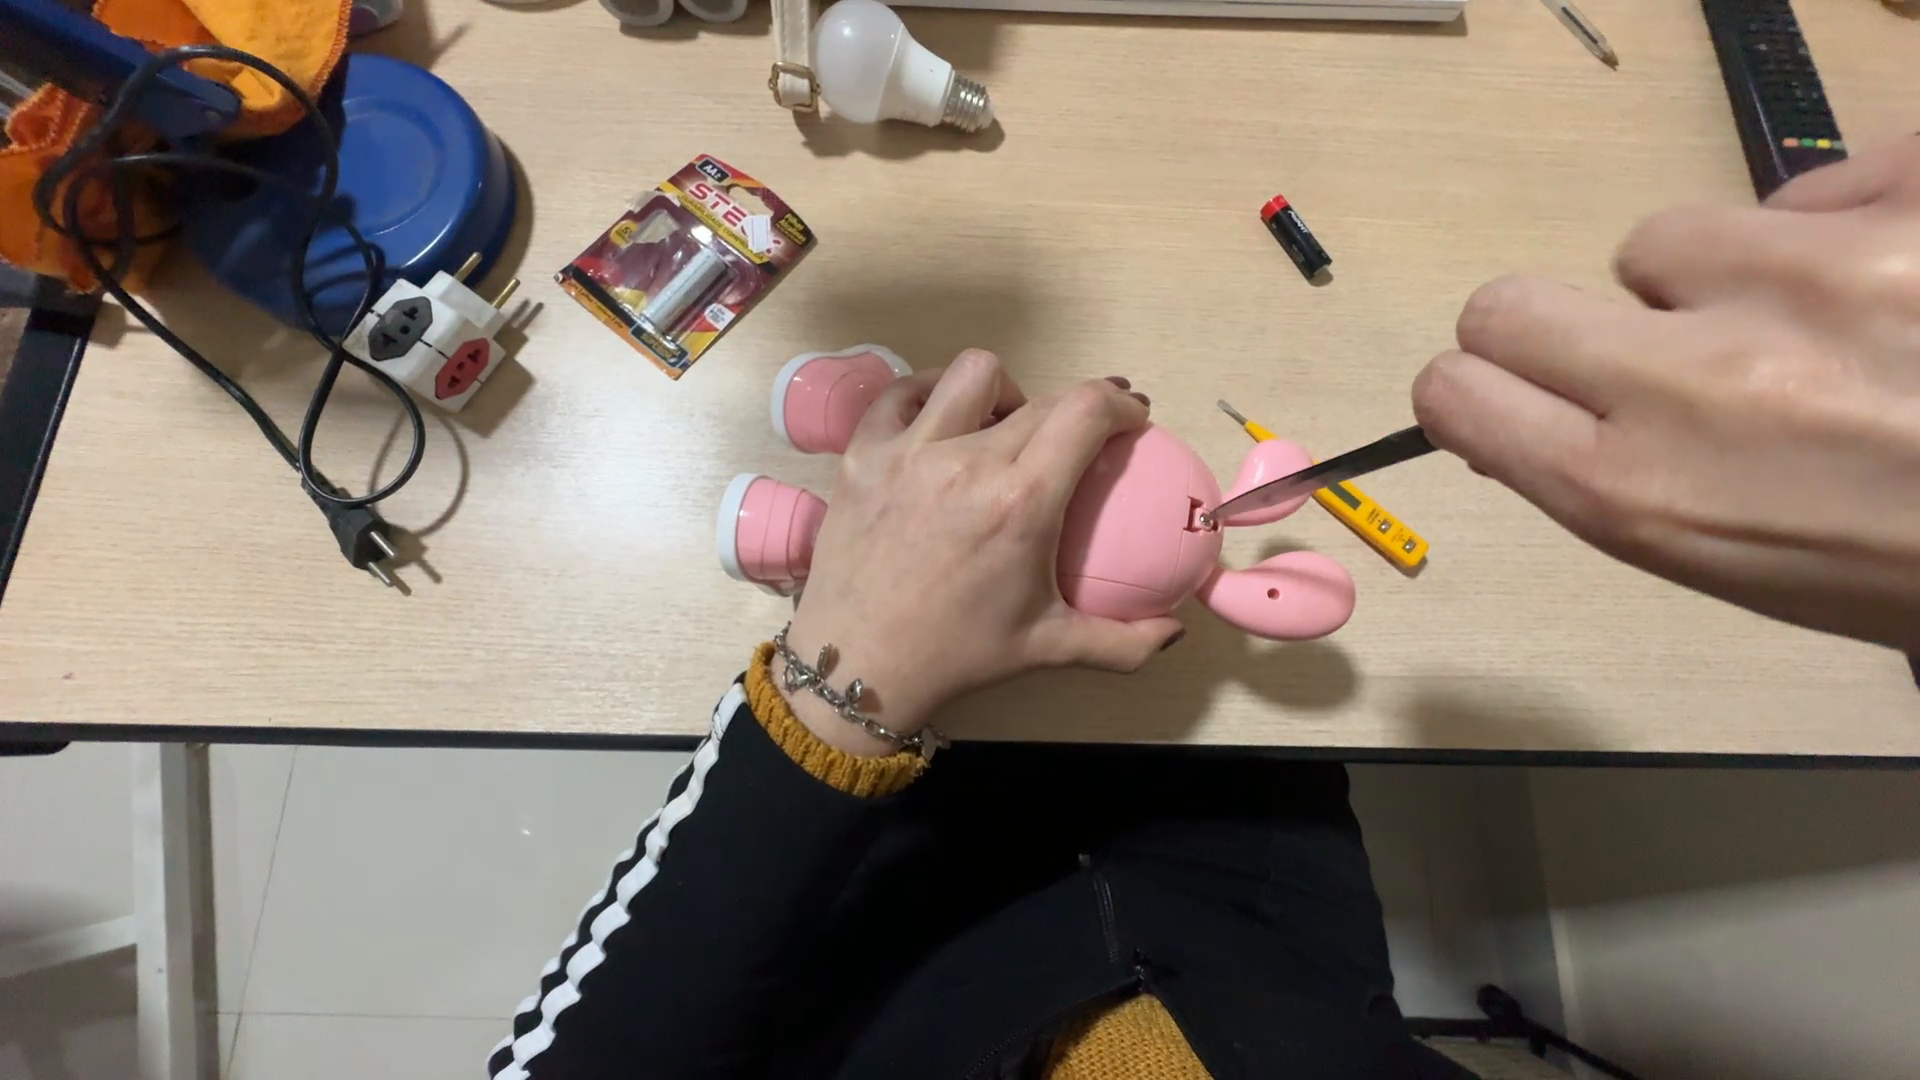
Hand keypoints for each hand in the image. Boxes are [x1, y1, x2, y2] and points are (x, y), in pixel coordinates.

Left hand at [776, 351, 1183, 755]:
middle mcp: (966, 461)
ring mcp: (908, 450)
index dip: (1120, 403)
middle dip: (1076, 408)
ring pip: (973, 373)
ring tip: (1002, 427)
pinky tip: (940, 423)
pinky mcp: (862, 453)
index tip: (1129, 420)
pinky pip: (902, 393)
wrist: (859, 665)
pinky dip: (930, 395)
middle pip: (1042, 397)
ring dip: (1004, 392)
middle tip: (1075, 439)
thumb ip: (1123, 642)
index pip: (1087, 412)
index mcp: (1021, 502)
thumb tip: (1176, 631)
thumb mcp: (1048, 647)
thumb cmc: (957, 655)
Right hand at [1413, 136, 1919, 650]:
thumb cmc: (1908, 562)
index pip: (1453, 390)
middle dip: (1547, 328)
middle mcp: (1698, 382)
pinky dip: (1851, 219)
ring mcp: (1826, 276)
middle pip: (1503, 305)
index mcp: (1634, 487)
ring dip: (1714, 277)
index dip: (1470, 386)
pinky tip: (1916, 275)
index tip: (1511, 392)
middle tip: (1633, 350)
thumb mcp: (1713, 554)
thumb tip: (1507, 413)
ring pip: (1662, 239)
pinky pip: (1823, 178)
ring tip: (1825, 320)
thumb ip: (1591, 475)